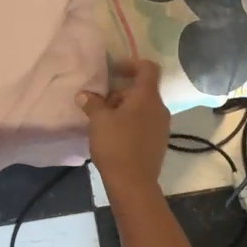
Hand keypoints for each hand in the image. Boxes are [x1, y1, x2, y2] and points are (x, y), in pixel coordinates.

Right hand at [78, 59, 167, 199]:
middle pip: (142, 90)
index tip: (113, 71)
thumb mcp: (98, 121)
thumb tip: (85, 95)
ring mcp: (161, 127)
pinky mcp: (158, 142)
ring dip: (123, 109)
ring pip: (142, 108)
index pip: (148, 68)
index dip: (130, 64)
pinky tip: (114, 137)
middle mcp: (159, 108)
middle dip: (120, 93)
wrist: (133, 183)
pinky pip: (144, 124)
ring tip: (103, 122)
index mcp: (147, 97)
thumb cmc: (116, 145)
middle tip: (99, 105)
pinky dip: (130, 123)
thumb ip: (92, 103)